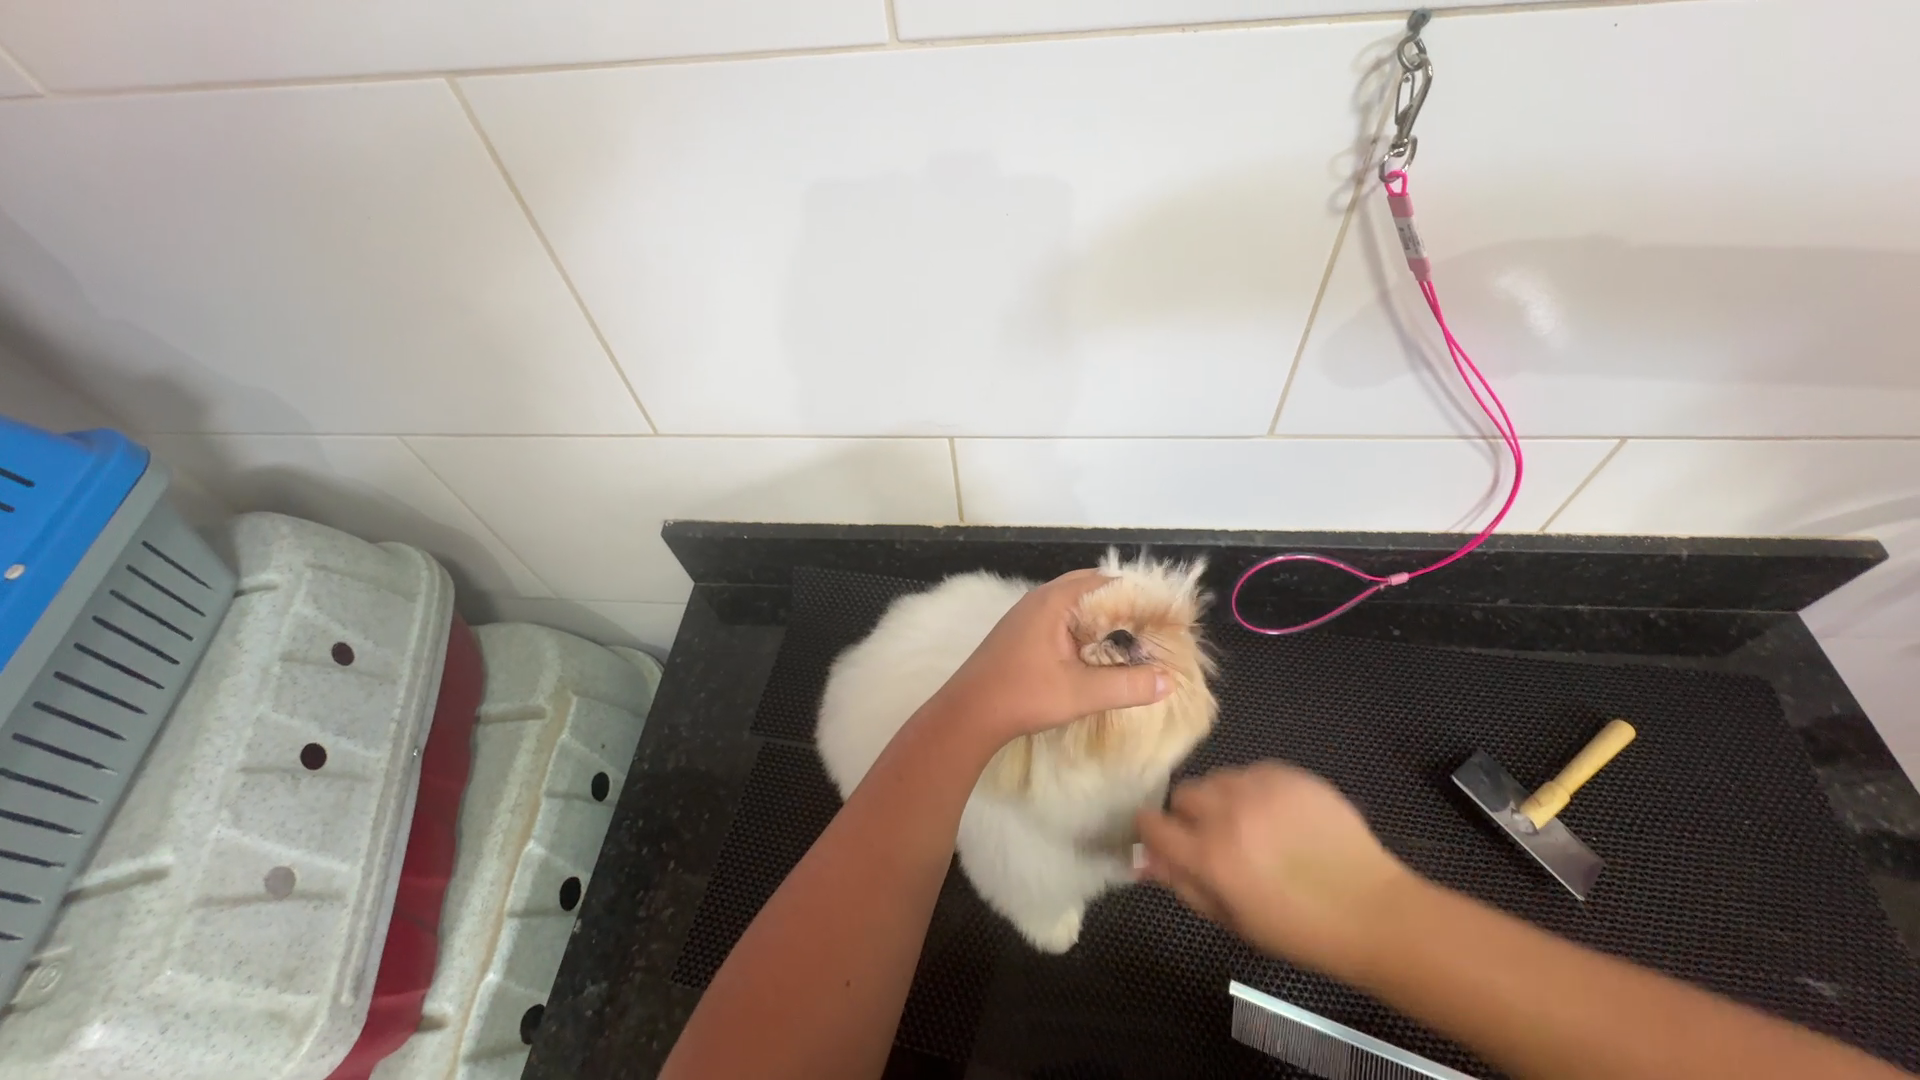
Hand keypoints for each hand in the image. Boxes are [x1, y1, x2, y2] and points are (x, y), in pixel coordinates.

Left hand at [926, 568, 1169, 744]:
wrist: (967, 714)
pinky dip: (1084, 627)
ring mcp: (1027, 614)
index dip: (1140, 596)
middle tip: (1153, 625)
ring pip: (1076, 604)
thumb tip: (1168, 681)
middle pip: (1092, 587)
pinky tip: (1097, 651)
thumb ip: (1128, 686)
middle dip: (1123, 604)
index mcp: (1056, 601)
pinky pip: (1062, 618)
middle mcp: (1040, 599)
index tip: (1166, 615)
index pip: (1109, 582)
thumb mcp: (1081, 694)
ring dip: (1102, 616)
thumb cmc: (1022, 696)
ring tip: (1133, 637)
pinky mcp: (1021, 632)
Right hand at [1136, 762, 1414, 976]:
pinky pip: (1252, 771)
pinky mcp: (1289, 774)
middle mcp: (1226, 814)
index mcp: (1207, 856)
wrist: (1370, 911)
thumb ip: (1182, 884)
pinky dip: (1255, 789)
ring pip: (1217, 778)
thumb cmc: (1296, 929)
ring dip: (1222, 798)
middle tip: (1215, 837)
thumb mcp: (1230, 919)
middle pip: (1183, 793)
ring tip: (1251, 824)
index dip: (1153, 831)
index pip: (1151, 824)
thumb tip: (1145, 860)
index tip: (1164, 840)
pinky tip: (1278, 814)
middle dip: (1190, 814)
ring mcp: (1259, 788)